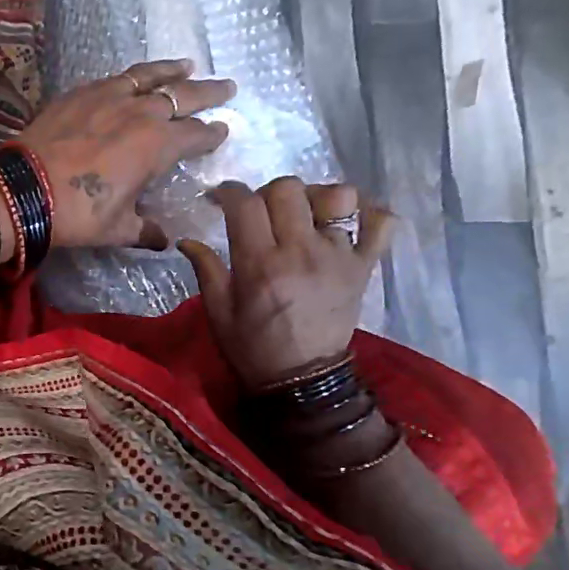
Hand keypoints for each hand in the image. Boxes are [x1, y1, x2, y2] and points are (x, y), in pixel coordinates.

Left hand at [14, 58, 233, 249]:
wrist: (23, 191)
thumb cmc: (77, 214)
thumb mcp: (116, 229)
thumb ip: (144, 230)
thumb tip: (163, 240)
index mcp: (157, 145)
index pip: (196, 135)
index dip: (212, 135)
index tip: (222, 132)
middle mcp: (140, 112)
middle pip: (183, 95)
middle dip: (208, 93)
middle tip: (227, 87)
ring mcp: (108, 96)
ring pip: (149, 76)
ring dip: (172, 71)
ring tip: (187, 66)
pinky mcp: (80, 93)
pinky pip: (115, 78)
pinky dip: (132, 77)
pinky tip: (133, 80)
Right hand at [179, 179, 394, 388]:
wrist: (301, 380)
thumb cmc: (252, 347)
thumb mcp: (217, 312)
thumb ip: (206, 270)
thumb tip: (186, 240)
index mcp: (259, 264)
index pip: (245, 204)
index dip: (229, 192)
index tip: (220, 199)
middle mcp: (301, 251)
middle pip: (288, 189)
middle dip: (267, 192)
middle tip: (261, 211)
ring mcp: (338, 256)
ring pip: (337, 196)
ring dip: (316, 197)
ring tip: (304, 215)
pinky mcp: (364, 266)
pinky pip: (382, 223)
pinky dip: (370, 213)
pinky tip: (348, 221)